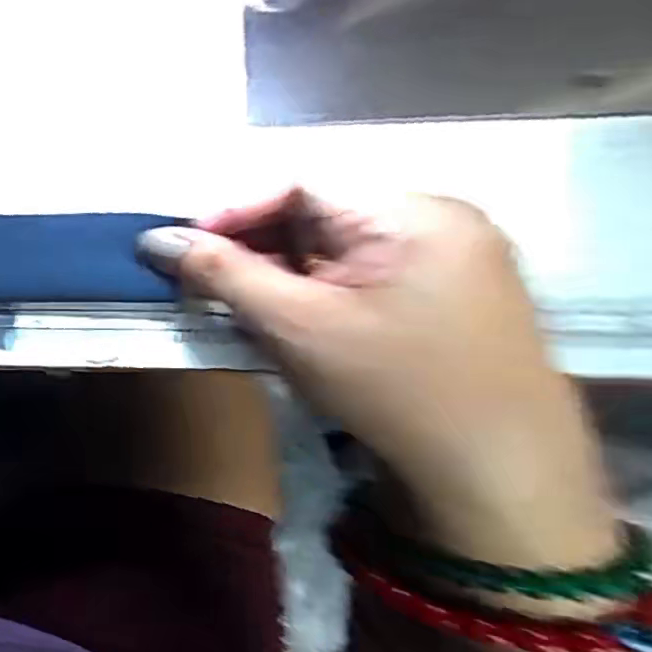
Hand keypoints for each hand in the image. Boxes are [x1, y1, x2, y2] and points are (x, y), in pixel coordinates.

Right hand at [139, 190, 614, 563]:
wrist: (494, 466)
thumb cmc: (391, 386)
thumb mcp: (293, 325)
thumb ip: (221, 273)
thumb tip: (157, 239)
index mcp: (410, 213)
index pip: (299, 185)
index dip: (232, 211)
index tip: (184, 250)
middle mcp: (436, 218)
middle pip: (316, 211)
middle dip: (253, 244)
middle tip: (206, 282)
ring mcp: (446, 254)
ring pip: (333, 243)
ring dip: (278, 269)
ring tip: (241, 304)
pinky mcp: (443, 289)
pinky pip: (357, 269)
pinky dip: (312, 287)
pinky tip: (287, 318)